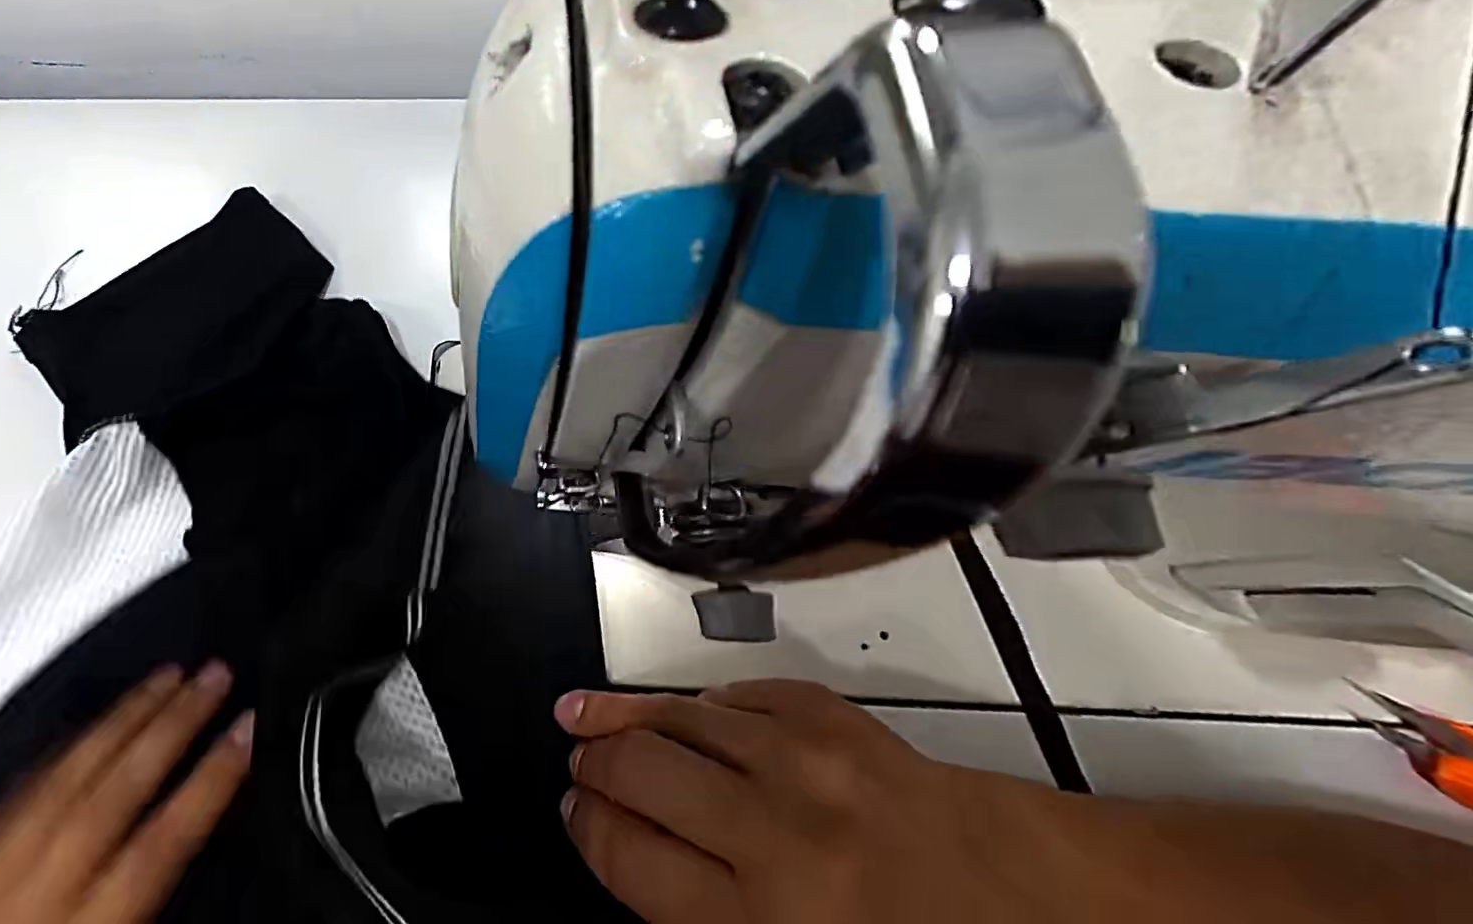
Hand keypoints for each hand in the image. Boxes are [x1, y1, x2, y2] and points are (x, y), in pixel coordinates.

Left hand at [0, 663, 253, 923]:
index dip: (209, 780)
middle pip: (112, 791)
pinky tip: (89, 725)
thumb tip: (197, 863)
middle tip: (214, 674)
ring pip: (65, 778)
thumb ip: (143, 911)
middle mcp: (30, 895)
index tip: (246, 728)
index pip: (156, 844)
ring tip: (168, 674)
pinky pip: (18, 792)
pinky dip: (64, 749)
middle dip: (170, 724)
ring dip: (124, 718)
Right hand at [553, 679, 1065, 923]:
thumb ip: (701, 912)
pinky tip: (676, 713)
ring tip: (584, 711)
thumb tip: (628, 845)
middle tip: (574, 758)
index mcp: (769, 921)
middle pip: (640, 770)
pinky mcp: (824, 710)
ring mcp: (802, 756)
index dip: (587, 827)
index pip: (632, 854)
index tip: (571, 810)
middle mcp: (777, 831)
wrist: (1026, 902)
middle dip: (592, 761)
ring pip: (676, 716)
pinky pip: (730, 696)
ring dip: (622, 715)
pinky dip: (696, 705)